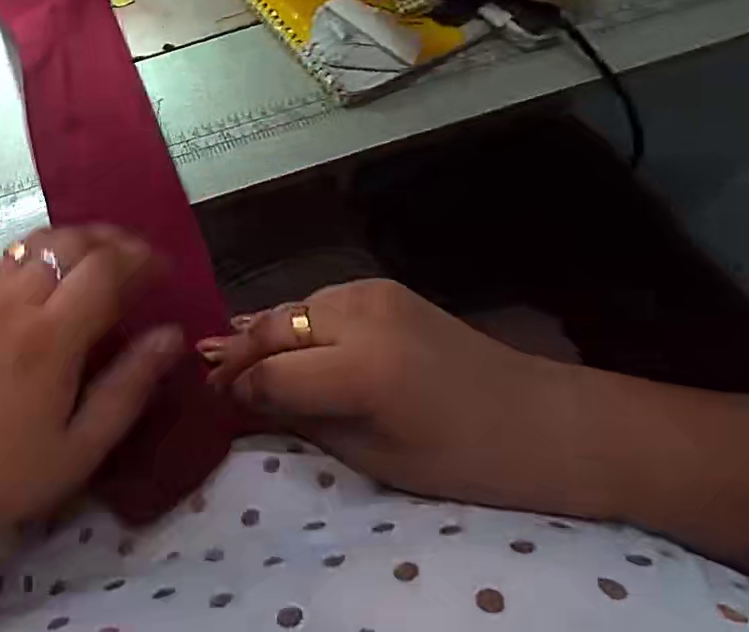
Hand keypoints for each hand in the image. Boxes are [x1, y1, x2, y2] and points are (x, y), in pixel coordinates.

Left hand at [0, 227, 185, 544]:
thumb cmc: (10, 471)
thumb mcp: (83, 446)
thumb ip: (131, 384)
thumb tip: (172, 335)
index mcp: (50, 338)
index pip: (104, 270)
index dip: (141, 260)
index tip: (165, 270)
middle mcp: (17, 301)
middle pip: (75, 243)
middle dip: (116, 241)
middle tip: (142, 259)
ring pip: (42, 238)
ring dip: (82, 238)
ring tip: (107, 256)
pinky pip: (14, 251)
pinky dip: (47, 246)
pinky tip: (60, 267)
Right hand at [201, 279, 598, 512]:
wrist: (543, 419)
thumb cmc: (464, 461)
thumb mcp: (376, 457)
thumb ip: (303, 419)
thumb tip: (244, 399)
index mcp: (364, 370)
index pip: (274, 373)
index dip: (238, 387)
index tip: (212, 398)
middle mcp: (360, 315)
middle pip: (275, 328)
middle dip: (236, 350)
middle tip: (205, 368)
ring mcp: (371, 292)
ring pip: (293, 308)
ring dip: (263, 331)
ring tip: (229, 349)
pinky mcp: (381, 287)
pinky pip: (319, 301)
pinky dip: (295, 319)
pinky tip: (278, 332)